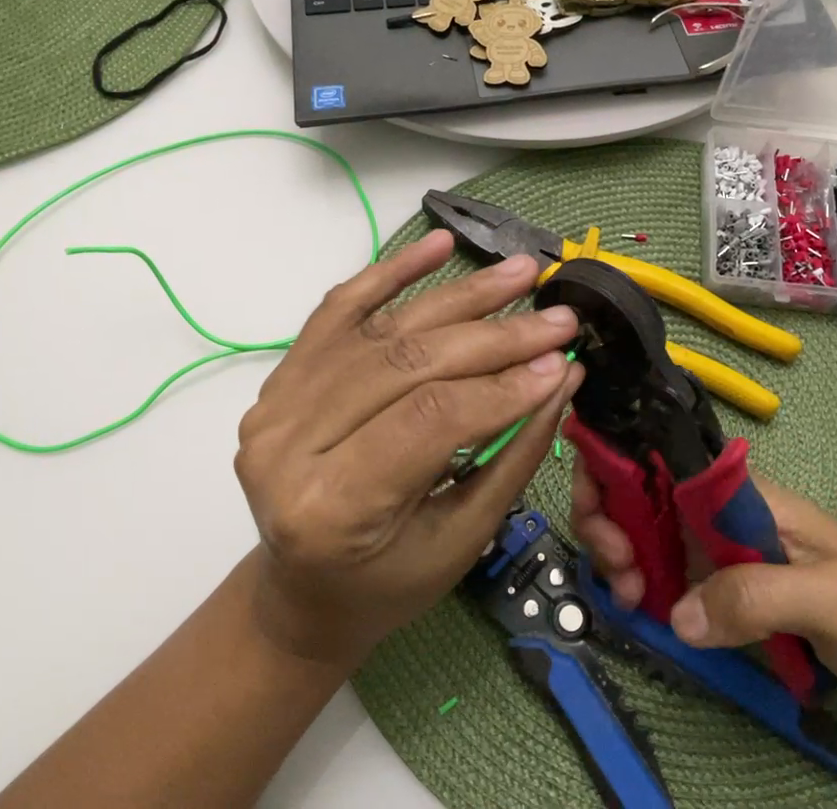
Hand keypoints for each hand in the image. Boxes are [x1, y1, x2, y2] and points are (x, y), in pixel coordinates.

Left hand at [236, 230, 584, 668]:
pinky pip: (337, 312)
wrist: (306, 592)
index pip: (430, 420)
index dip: (502, 385)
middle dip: (493, 337)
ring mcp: (274, 406)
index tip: (562, 360)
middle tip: (557, 317)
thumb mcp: (461, 540)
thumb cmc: (388, 584)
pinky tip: (436, 245)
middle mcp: (285, 447)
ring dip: (456, 295)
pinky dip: (388, 273)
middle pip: (405, 366)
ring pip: (380, 331)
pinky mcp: (278, 381)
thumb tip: (561, 376)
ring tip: (520, 272)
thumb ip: (512, 456)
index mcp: (329, 509)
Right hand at [572, 463, 836, 692]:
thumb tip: (677, 615)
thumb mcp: (831, 601)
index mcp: (737, 490)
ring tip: (633, 601)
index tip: (611, 535)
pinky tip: (643, 610)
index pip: (654, 454)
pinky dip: (637, 584)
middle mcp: (715, 506)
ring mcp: (713, 541)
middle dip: (607, 525)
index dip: (611, 476)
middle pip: (632, 489)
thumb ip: (757, 598)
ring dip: (618, 558)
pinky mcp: (717, 578)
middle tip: (623, 580)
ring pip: (638, 528)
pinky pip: (659, 568)